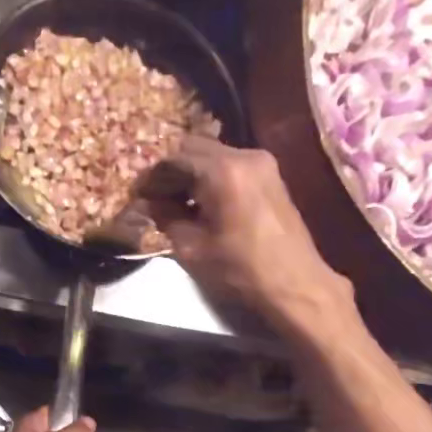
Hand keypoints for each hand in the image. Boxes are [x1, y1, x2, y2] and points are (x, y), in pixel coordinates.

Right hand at [142, 136, 355, 331]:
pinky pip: (229, 165)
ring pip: (212, 155)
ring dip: (190, 174)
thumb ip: (167, 218)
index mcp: (222, 171)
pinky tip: (200, 203)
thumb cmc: (240, 270)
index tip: (137, 195)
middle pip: (194, 149)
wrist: (294, 283)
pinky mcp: (270, 175)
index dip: (151, 177)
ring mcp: (261, 162)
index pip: (174, 160)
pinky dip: (210, 178)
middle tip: (154, 197)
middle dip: (170, 171)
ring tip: (175, 203)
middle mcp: (244, 155)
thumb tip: (152, 203)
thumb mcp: (192, 248)